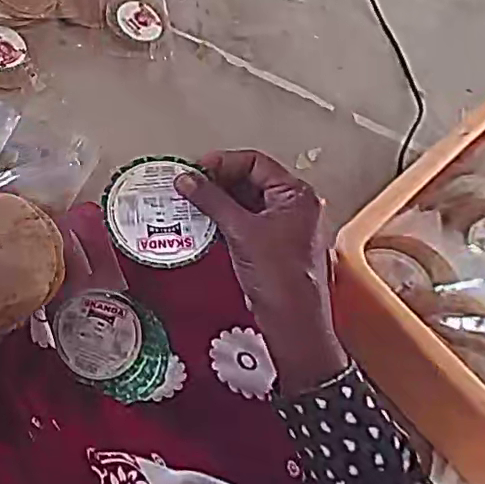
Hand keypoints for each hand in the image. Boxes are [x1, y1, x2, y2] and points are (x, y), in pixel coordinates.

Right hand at [177, 150, 349, 395]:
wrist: (292, 321)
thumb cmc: (282, 279)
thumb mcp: (240, 231)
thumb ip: (211, 200)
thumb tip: (189, 179)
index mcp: (296, 195)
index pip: (255, 162)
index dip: (223, 162)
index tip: (197, 168)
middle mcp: (293, 206)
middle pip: (250, 178)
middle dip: (218, 180)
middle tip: (191, 183)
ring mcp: (283, 225)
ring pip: (245, 199)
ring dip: (219, 199)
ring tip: (193, 199)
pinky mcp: (271, 243)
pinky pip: (244, 218)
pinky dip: (224, 216)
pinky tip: (205, 219)